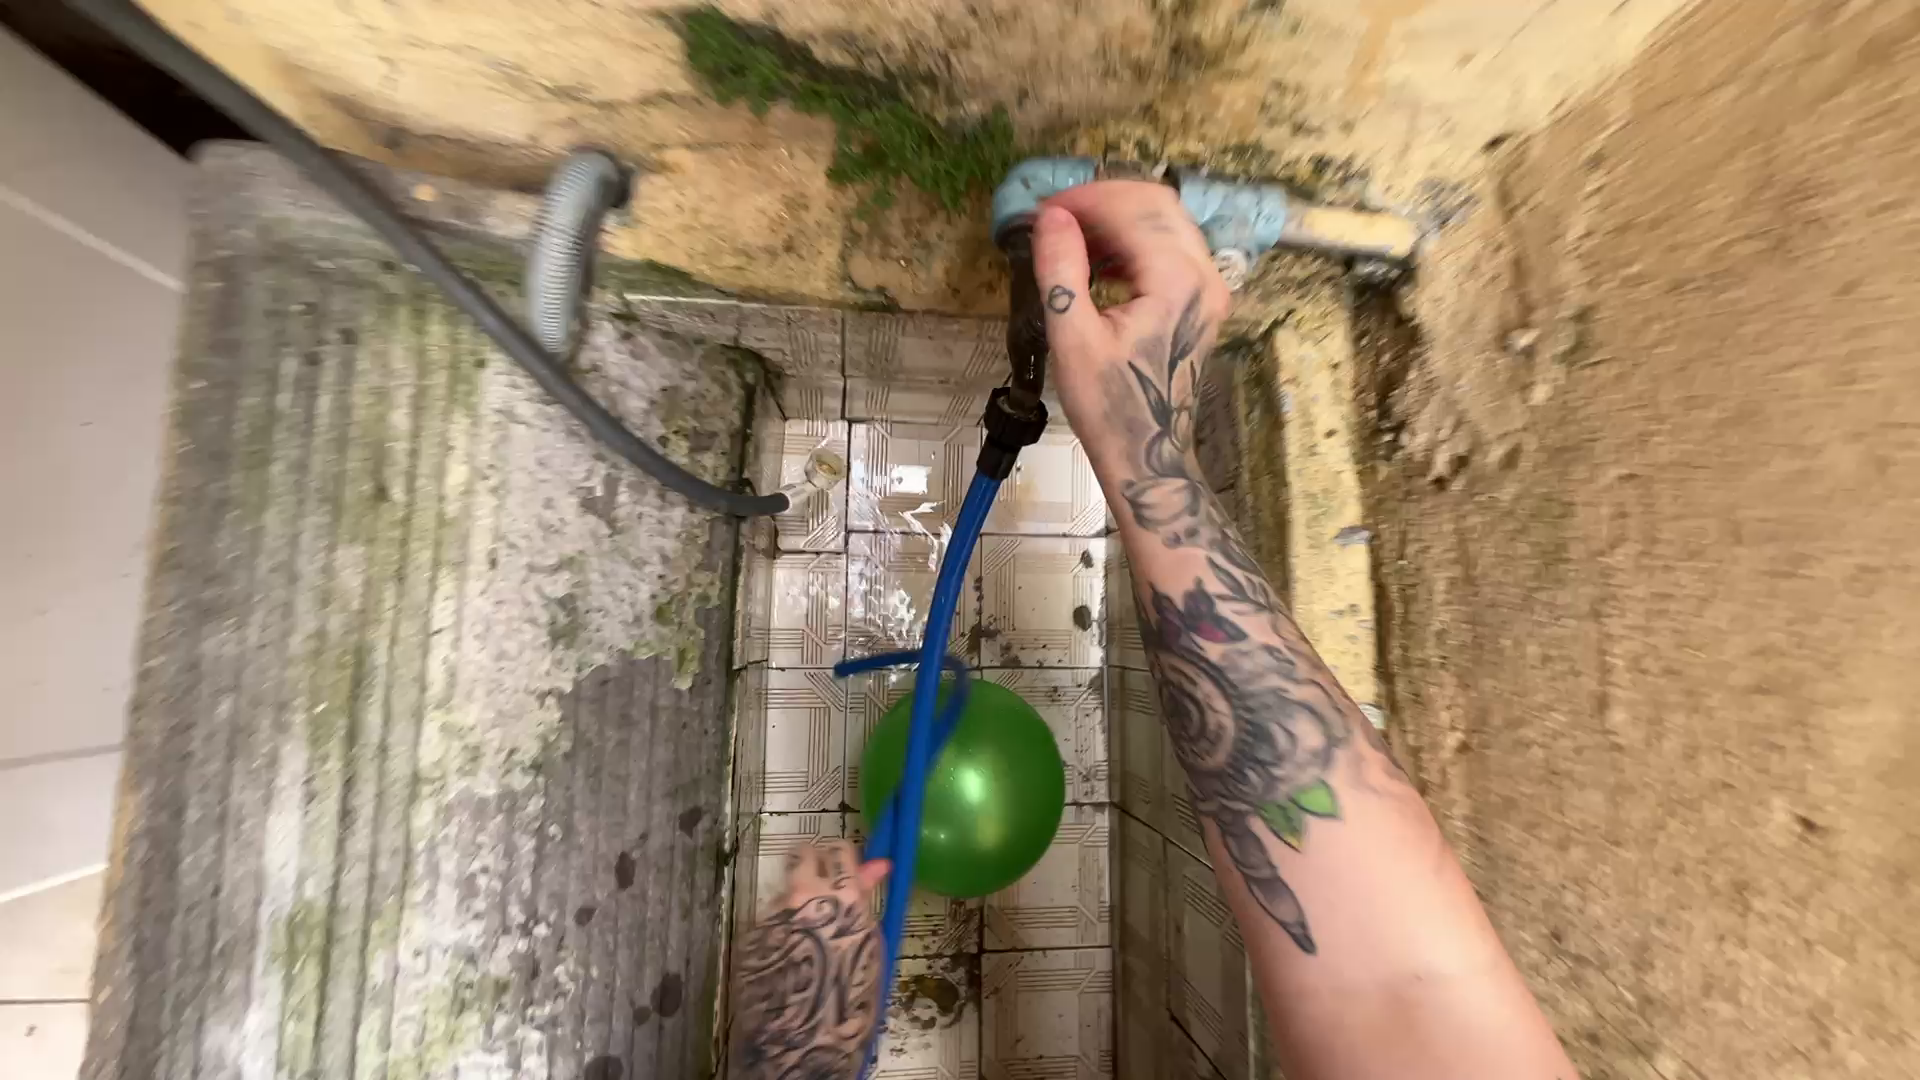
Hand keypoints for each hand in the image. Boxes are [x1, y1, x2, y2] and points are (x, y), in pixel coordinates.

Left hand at [733, 841, 891, 1079]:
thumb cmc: (850, 1001)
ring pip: (784, 890)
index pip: (841, 851)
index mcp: (844, 896)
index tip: (844, 868)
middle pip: (804, 856)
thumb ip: (866, 902)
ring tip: (803, 938)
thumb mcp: (869, 947)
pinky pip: (768, 920)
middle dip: (811, 865)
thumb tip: (876, 867)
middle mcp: (805, 894)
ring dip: (794, 902)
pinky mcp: (751, 935)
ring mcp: (774, 913)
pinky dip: (777, 930)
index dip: (843, 858)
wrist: (801, 1044)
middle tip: (818, 888)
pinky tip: (786, 957)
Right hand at [1029, 181, 1232, 448]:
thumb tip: (1050, 218)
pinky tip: (1100, 262)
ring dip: (1118, 222)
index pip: (1134, 208)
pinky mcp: (1203, 303)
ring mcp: (1210, 290)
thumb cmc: (1110, 407)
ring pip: (1167, 225)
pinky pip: (1171, 252)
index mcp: (1177, 281)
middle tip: (1055, 219)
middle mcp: (1205, 276)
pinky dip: (1134, 245)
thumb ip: (1060, 272)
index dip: (1085, 200)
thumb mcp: (1073, 340)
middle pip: (1157, 206)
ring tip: (1071, 239)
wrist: (1148, 455)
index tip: (1043, 211)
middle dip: (1102, 202)